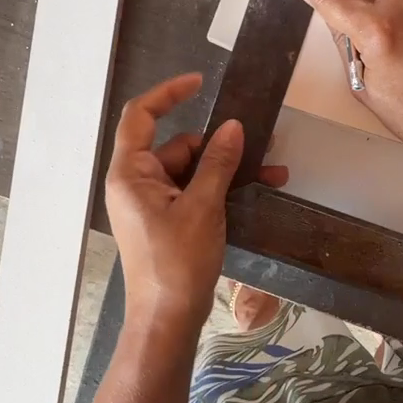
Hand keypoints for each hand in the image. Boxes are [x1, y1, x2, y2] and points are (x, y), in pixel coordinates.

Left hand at [104, 74, 286, 332]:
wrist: (169, 319)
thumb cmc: (178, 263)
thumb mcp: (202, 208)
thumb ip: (218, 164)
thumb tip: (233, 127)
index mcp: (131, 174)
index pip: (142, 116)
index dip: (169, 93)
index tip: (202, 83)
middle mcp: (137, 184)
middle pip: (177, 146)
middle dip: (218, 147)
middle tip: (261, 149)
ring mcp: (152, 205)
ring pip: (191, 172)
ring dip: (227, 171)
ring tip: (272, 175)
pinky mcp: (168, 222)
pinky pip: (194, 194)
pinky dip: (220, 191)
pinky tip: (256, 193)